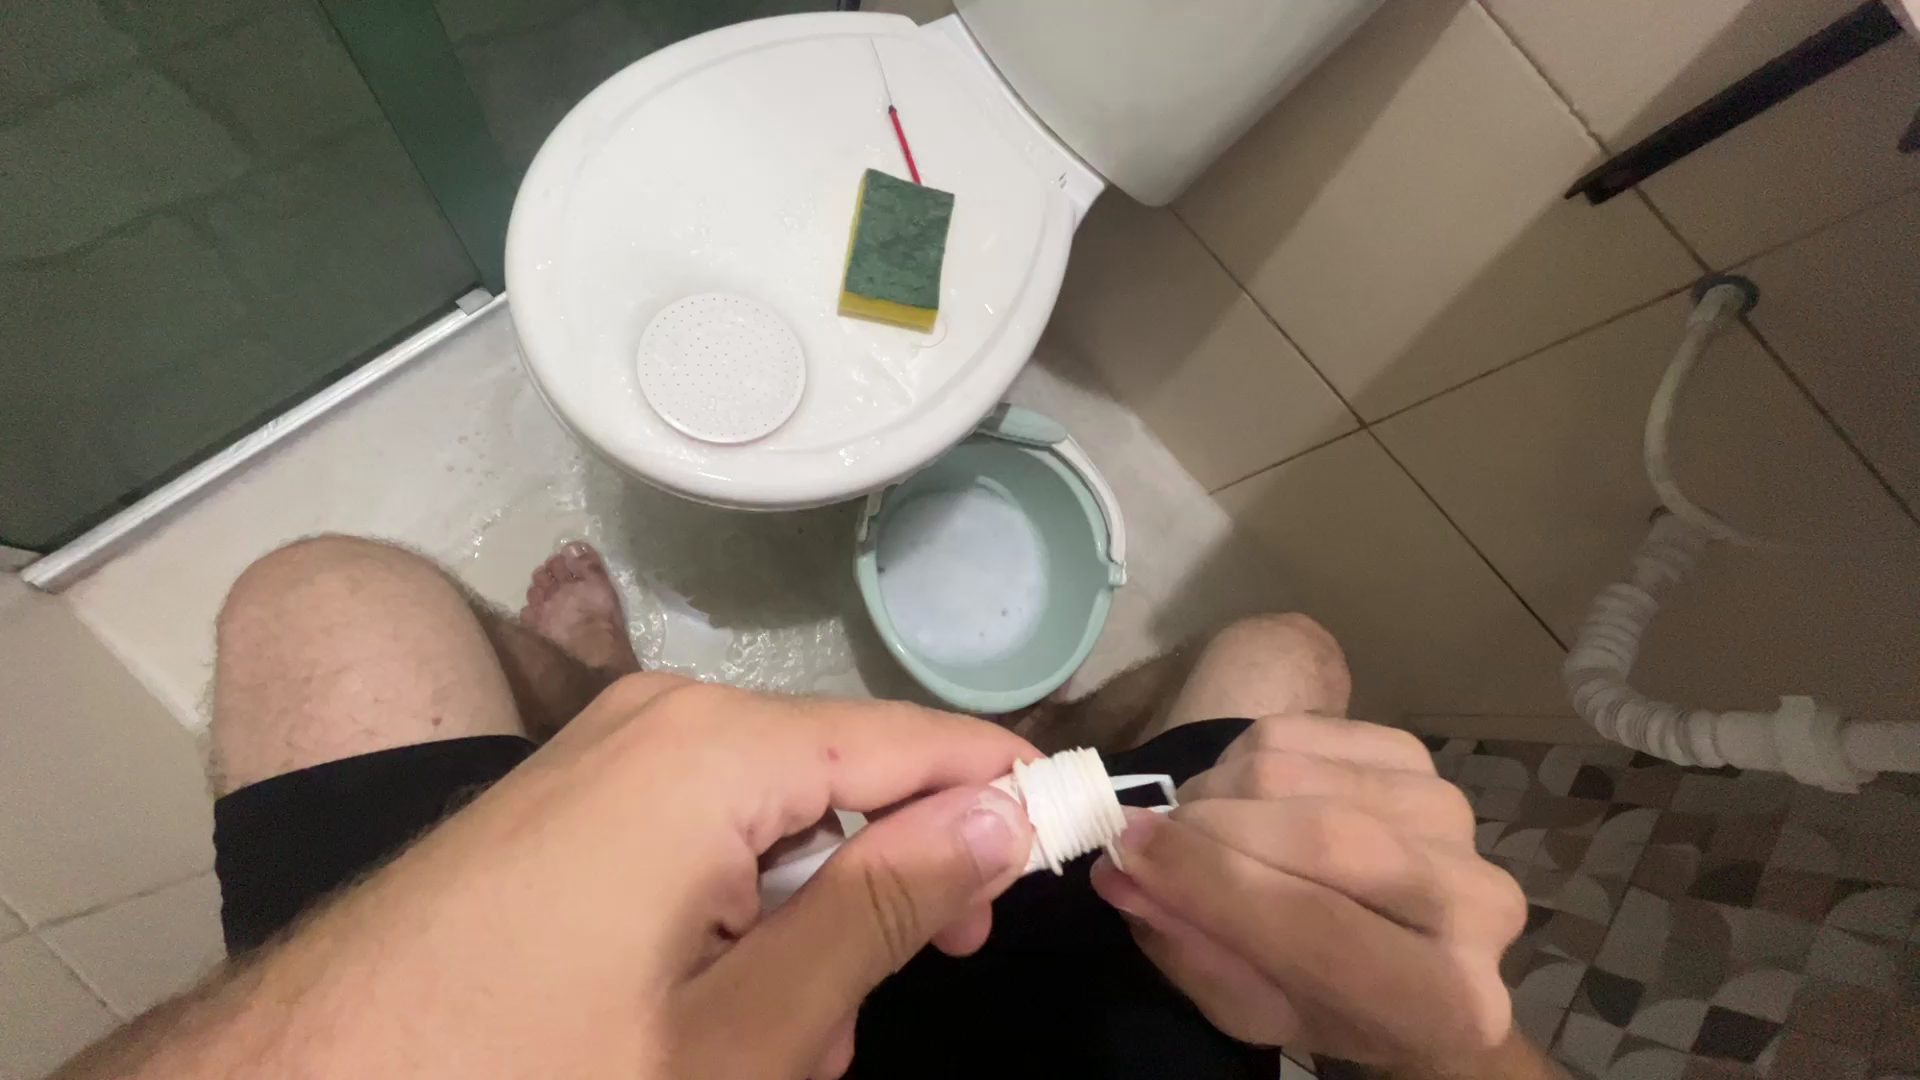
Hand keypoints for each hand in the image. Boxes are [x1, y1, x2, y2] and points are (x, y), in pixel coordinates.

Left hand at [87, 675, 1036, 1079]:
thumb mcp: (744, 1033)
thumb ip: (883, 906)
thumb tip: (1000, 818)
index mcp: (719, 745)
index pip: (910, 739)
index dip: (1000, 780)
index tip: (1067, 828)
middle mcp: (671, 715)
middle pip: (847, 768)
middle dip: (905, 859)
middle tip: (945, 953)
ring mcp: (616, 749)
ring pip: (781, 808)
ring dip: (823, 900)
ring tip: (813, 1024)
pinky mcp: (582, 795)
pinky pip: (712, 825)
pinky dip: (753, 898)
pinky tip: (734, 991)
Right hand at [1089, 715, 1524, 1070]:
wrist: (1392, 940)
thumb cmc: (1317, 988)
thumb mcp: (1246, 1003)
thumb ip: (1184, 942)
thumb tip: (1119, 867)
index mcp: (1445, 999)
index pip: (1319, 926)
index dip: (1210, 881)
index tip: (1126, 848)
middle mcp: (1476, 900)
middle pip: (1319, 835)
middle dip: (1205, 829)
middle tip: (1144, 834)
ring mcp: (1445, 811)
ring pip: (1290, 772)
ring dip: (1214, 793)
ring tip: (1202, 827)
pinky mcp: (1412, 753)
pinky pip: (1290, 729)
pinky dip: (1238, 757)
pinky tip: (1243, 795)